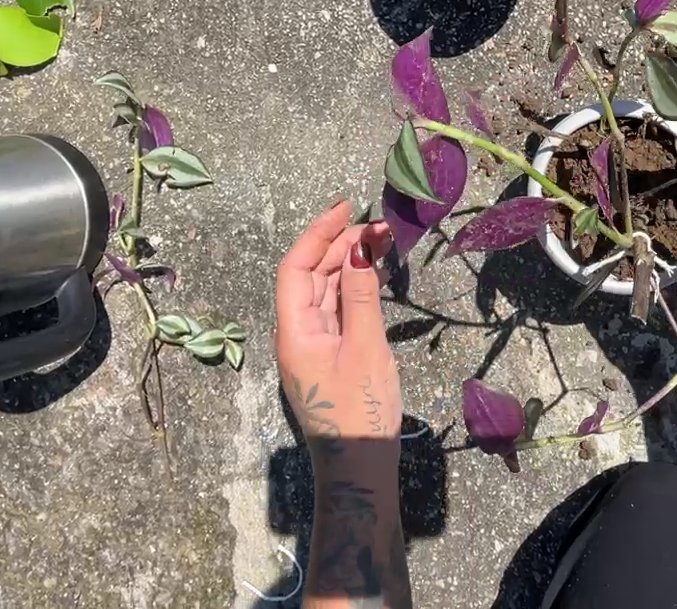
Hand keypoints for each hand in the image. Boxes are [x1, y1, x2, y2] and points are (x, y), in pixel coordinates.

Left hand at [275, 202, 401, 473]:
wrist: (361, 469)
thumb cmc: (361, 411)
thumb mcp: (366, 348)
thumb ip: (362, 295)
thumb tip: (359, 247)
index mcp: (294, 331)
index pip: (295, 267)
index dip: (318, 233)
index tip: (347, 207)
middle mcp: (298, 332)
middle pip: (311, 274)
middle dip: (341, 244)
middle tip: (380, 226)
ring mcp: (315, 342)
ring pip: (326, 288)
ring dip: (350, 261)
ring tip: (383, 240)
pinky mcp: (333, 351)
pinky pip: (339, 306)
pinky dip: (356, 284)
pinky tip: (376, 271)